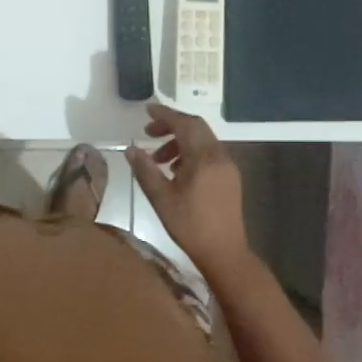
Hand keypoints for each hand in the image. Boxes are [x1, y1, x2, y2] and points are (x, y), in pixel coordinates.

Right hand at [125, 104, 252, 274]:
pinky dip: (191, 153)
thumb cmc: (189, 225)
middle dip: (171, 126)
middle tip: (148, 133)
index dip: (165, 114)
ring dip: (180, 142)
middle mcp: (219, 156)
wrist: (224, 252)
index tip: (147, 110)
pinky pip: (209, 154)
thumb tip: (131, 149)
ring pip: (203, 141)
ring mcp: (228, 167)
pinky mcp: (230, 178)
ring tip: (158, 159)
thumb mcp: (161, 198)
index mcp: (203, 158)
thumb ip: (145, 170)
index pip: (184, 124)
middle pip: (196, 128)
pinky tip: (176, 172)